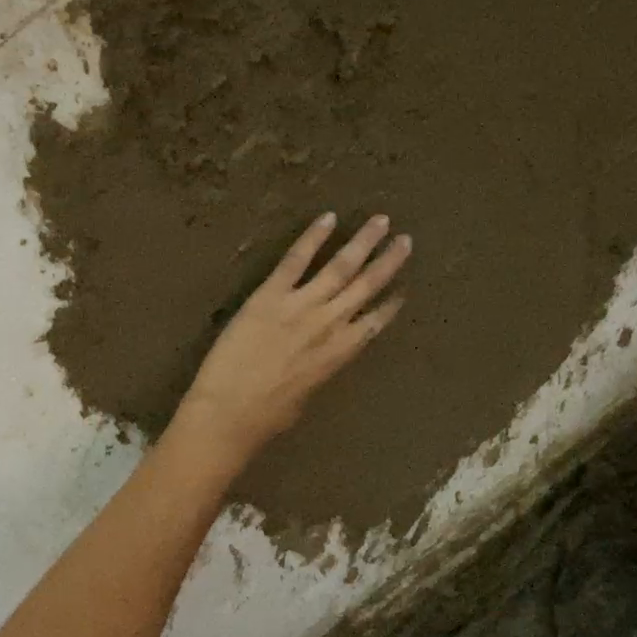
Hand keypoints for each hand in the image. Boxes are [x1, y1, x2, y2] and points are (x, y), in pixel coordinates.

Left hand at [168, 211, 411, 473]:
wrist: (230, 412)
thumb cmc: (265, 418)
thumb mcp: (304, 398)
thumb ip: (315, 373)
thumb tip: (314, 364)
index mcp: (338, 356)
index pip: (374, 323)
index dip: (390, 305)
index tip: (403, 289)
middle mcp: (328, 326)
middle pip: (366, 287)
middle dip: (388, 263)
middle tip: (405, 240)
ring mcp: (301, 307)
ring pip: (341, 267)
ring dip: (363, 242)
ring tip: (381, 221)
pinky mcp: (270, 296)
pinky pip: (295, 259)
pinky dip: (313, 237)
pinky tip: (328, 218)